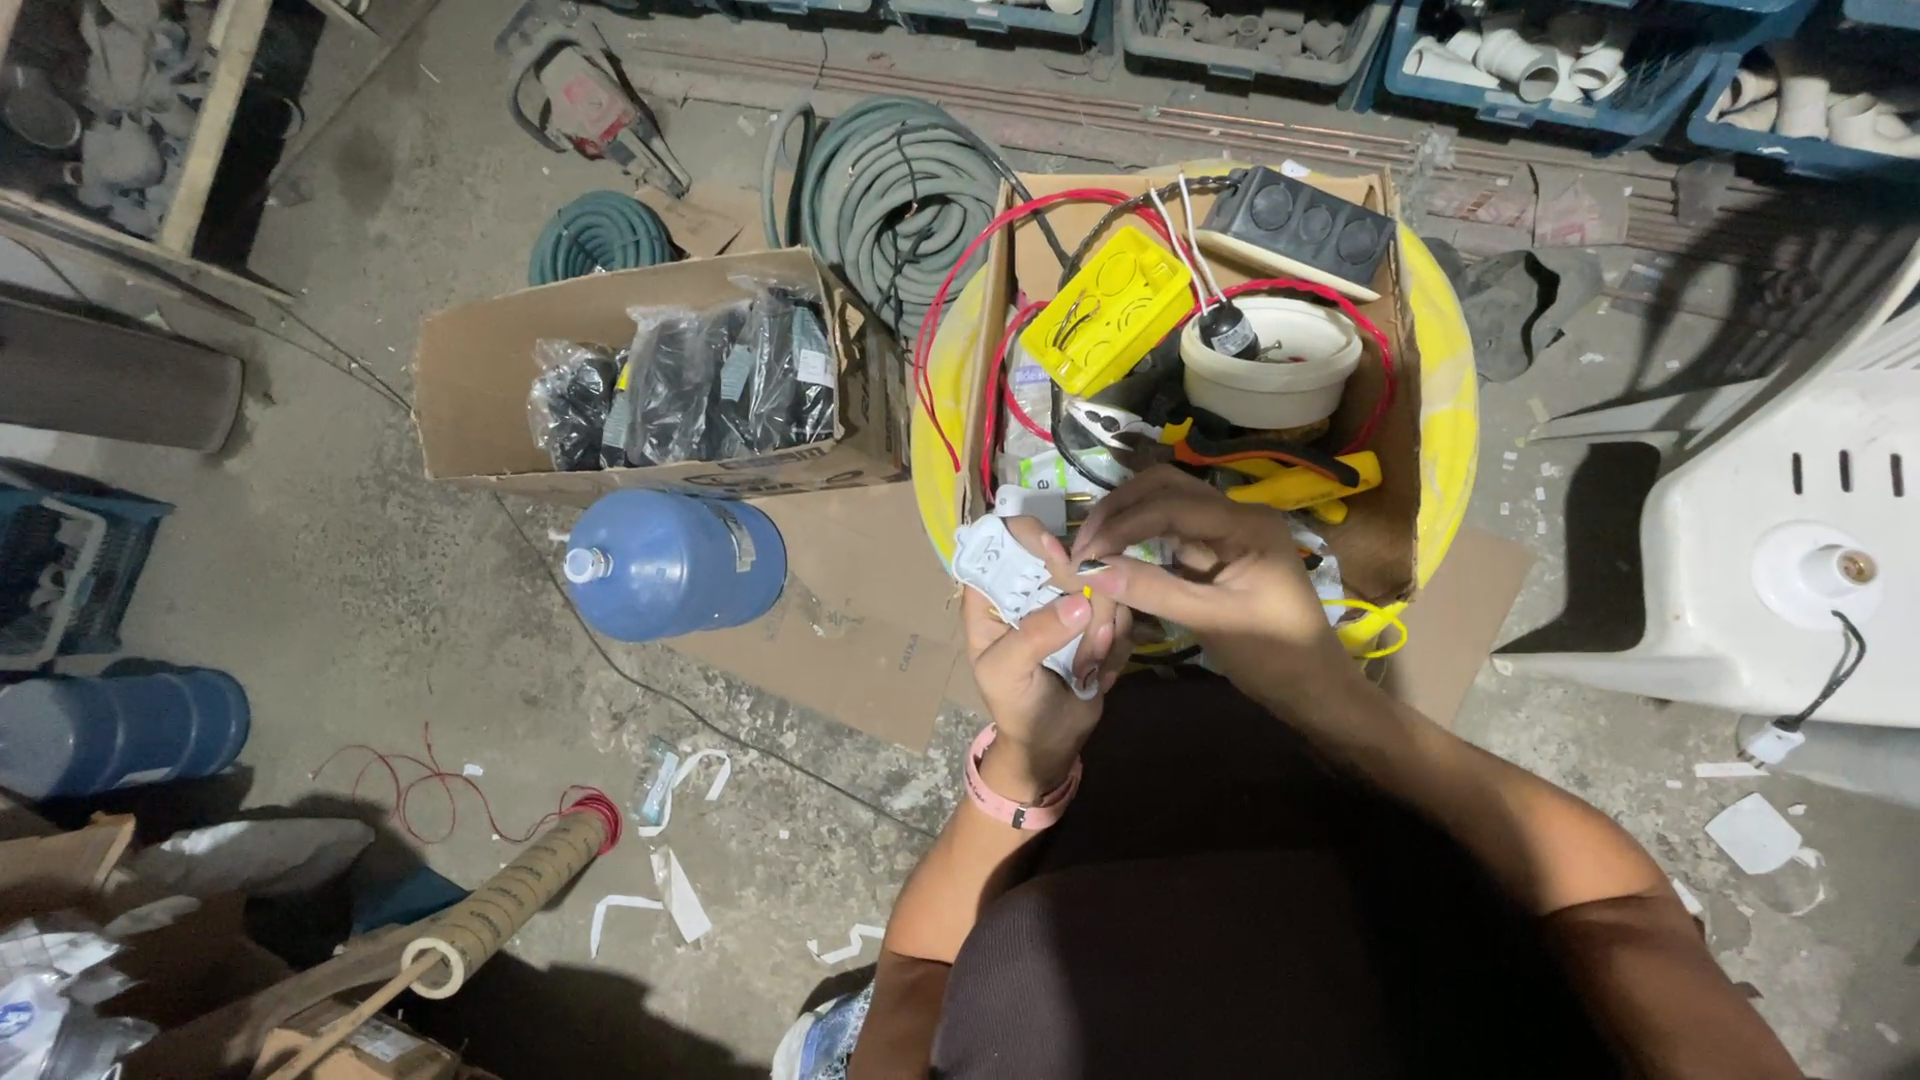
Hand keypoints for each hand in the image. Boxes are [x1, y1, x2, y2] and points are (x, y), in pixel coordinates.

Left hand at [962, 518, 1130, 798]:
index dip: (1031, 538)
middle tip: (1087, 641)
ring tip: (1084, 667)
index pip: (1004, 540)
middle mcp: (1031, 588)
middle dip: (1085, 599)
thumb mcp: (1007, 674)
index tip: (1059, 557)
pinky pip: (1120, 615)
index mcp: (993, 593)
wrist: (1051, 740)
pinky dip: (1113, 645)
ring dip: (1100, 631)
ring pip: (1101, 586)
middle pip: (1067, 558)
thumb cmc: (1014, 704)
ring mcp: (1068, 601)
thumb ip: (1034, 636)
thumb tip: (1078, 603)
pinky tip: (1095, 672)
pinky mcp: (1098, 620)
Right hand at [1070, 467, 1353, 707]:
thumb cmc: (1273, 655)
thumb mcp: (1211, 621)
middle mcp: (1236, 514)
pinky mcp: (1214, 550)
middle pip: (1165, 487)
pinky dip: (1137, 539)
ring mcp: (1225, 530)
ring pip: (1163, 504)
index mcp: (1247, 523)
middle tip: (1084, 545)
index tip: (1084, 556)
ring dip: (1125, 520)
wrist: (1312, 686)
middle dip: (1119, 509)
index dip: (1122, 525)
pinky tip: (1113, 557)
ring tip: (1092, 550)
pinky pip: (1168, 531)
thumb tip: (1092, 570)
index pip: (1170, 505)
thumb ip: (1152, 590)